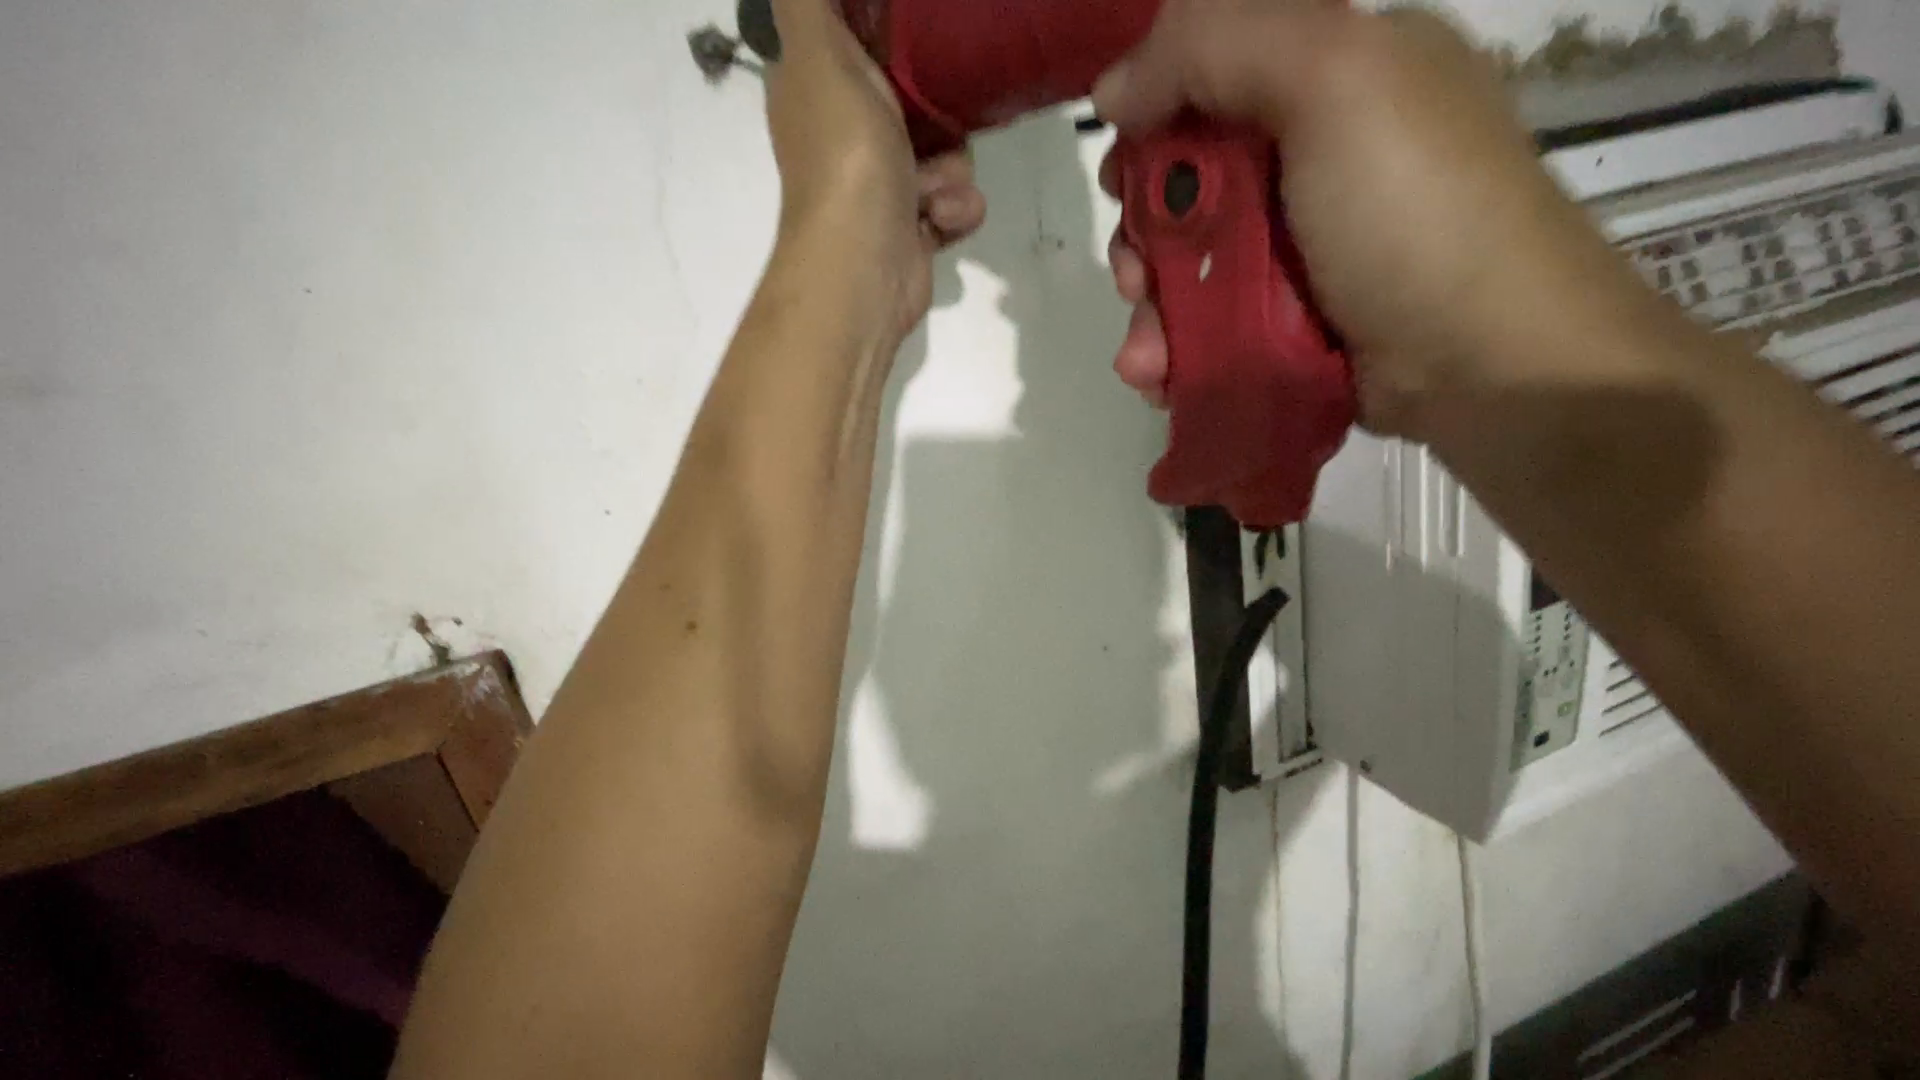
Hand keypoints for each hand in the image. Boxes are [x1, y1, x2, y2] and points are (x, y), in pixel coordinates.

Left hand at [764, 0, 984, 350]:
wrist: (865, 268)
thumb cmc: (845, 159)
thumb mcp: (819, 53)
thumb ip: (810, 0)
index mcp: (814, 90)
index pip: (852, 41)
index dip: (886, 33)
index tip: (915, 33)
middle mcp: (845, 136)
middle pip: (913, 98)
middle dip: (938, 110)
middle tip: (937, 114)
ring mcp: (881, 186)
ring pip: (945, 152)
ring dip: (950, 171)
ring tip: (930, 189)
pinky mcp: (914, 228)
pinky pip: (956, 201)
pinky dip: (955, 211)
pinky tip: (940, 220)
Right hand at [1094, 1, 1643, 438]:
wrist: (1489, 364)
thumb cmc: (1414, 214)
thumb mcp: (1334, 79)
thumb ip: (1214, 47)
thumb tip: (1113, 89)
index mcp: (1339, 73)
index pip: (1215, 73)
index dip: (1154, 119)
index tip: (1127, 172)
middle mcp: (1319, 154)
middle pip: (1190, 180)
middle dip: (1144, 233)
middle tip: (1134, 275)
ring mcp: (1305, 246)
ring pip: (1192, 262)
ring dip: (1150, 308)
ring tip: (1147, 355)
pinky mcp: (1293, 320)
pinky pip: (1211, 321)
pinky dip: (1175, 349)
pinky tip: (1160, 376)